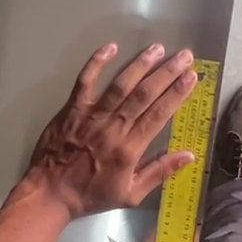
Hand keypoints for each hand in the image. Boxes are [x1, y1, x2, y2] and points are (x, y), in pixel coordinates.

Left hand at [15, 43, 198, 220]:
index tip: (191, 76)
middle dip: (167, 73)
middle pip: (144, 94)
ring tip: (157, 48)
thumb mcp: (130, 194)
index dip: (177, 93)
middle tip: (184, 56)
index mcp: (129, 149)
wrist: (50, 193)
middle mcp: (113, 128)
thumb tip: (189, 155)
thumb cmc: (92, 195)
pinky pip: (85, 81)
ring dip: (140, 64)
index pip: (159, 114)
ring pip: (120, 84)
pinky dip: (97, 63)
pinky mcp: (72, 108)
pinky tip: (111, 47)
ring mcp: (91, 115)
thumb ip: (159, 172)